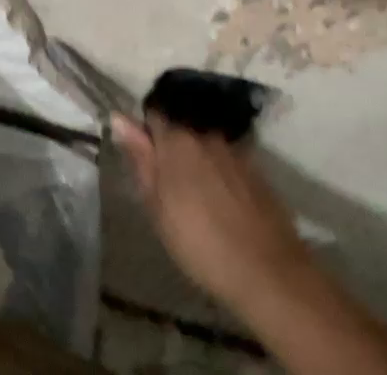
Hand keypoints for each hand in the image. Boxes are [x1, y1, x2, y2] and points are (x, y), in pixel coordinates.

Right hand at [113, 114, 311, 309]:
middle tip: (166, 183)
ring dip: (197, 160)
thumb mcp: (157, 206)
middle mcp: (207, 136)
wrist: (267, 271)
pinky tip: (221, 202)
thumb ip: (140, 159)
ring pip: (206, 145)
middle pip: (182, 128)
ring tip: (195, 195)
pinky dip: (219, 173)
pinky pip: (228, 160)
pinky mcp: (257, 170)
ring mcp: (236, 151)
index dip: (145, 131)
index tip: (142, 156)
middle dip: (171, 146)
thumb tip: (119, 118)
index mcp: (177, 141)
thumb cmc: (199, 243)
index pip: (154, 114)